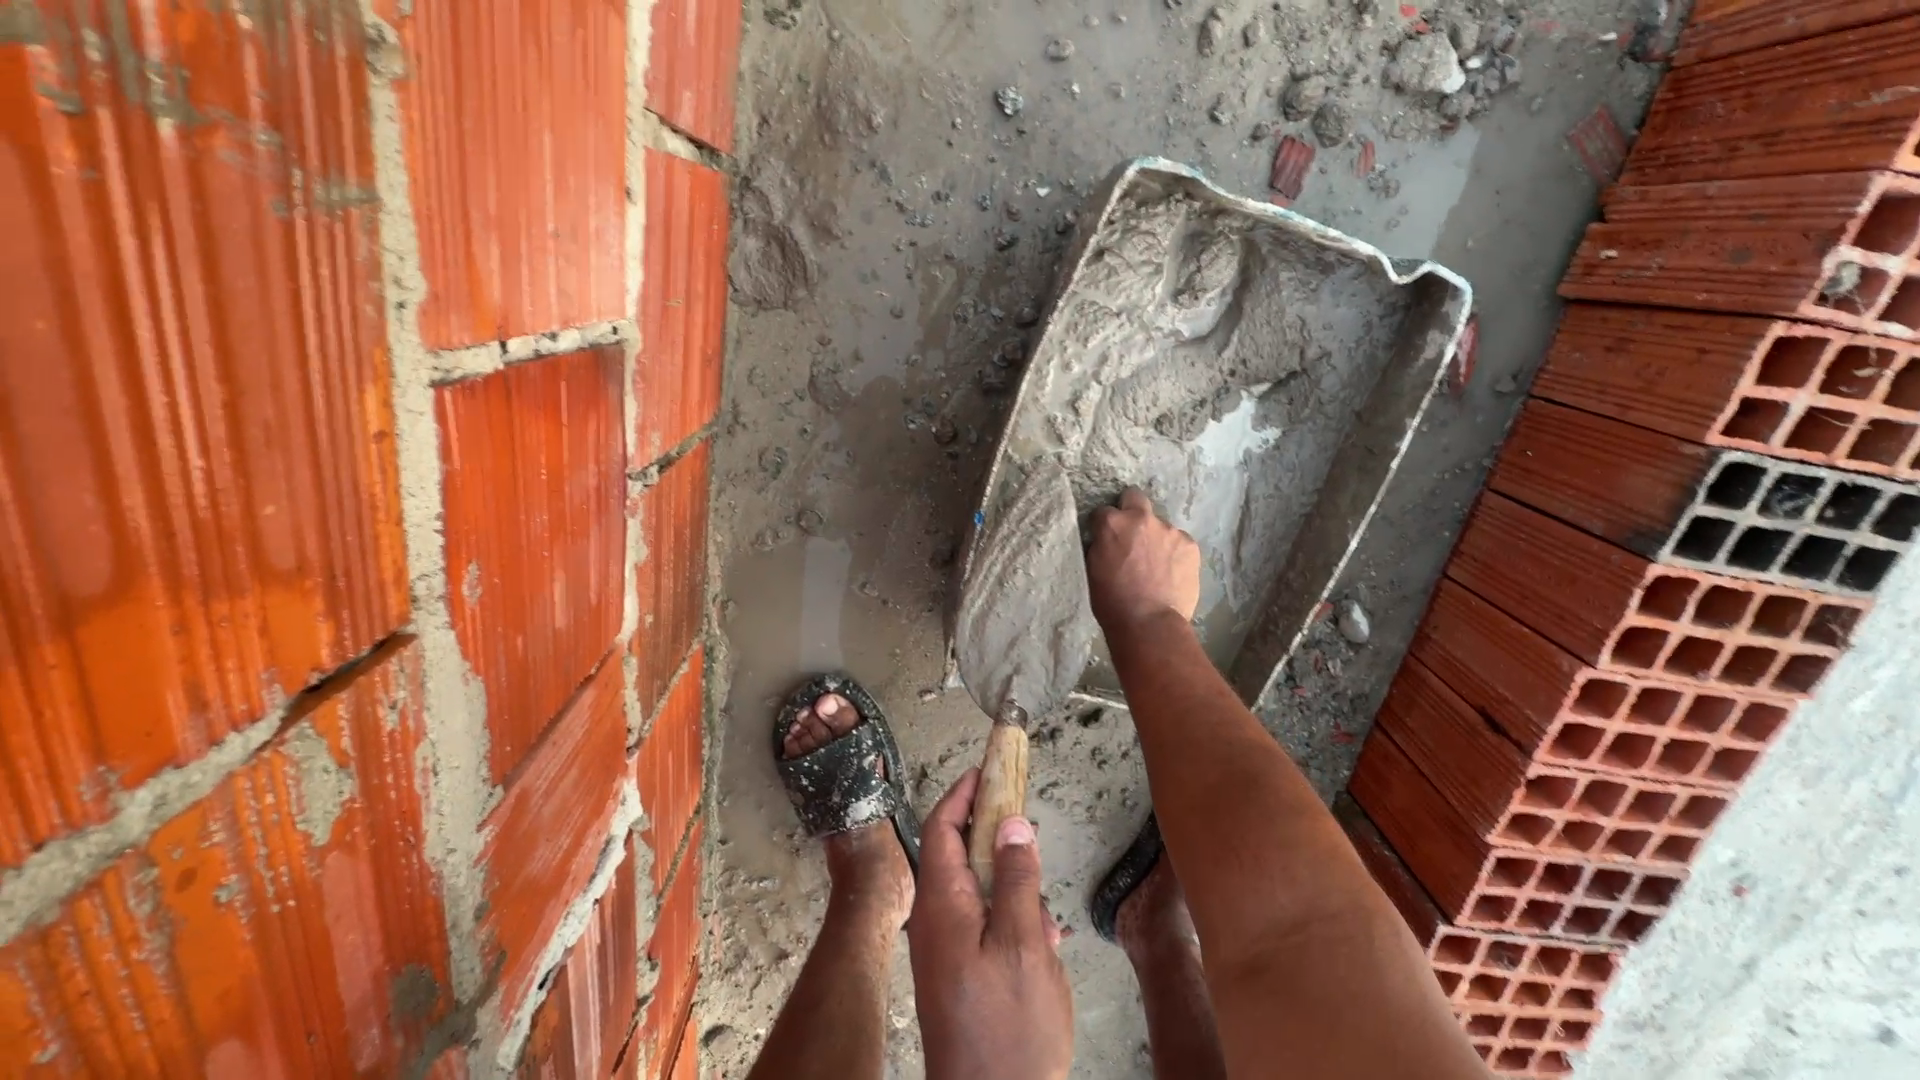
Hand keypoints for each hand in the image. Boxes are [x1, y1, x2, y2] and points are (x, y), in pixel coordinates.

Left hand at [908, 768, 1073, 1079]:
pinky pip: (981, 923)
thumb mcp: (1022, 945)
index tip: (987, 768)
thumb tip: (1011, 822)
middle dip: (989, 829)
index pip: (941, 828)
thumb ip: (1016, 879)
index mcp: (942, 904)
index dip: (962, 793)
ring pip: (973, 889)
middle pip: (955, 853)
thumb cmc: (1008, 1026)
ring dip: (1005, 876)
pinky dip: (1008, 914)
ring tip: (1039, 882)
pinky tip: (1042, 934)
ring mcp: (944, 948)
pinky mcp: (959, 972)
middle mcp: (935, 920)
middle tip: (1024, 814)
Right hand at [1086, 489, 1200, 630]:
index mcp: (1113, 524)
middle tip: (1132, 534)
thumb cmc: (1111, 601)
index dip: (1103, 526)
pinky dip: (1174, 553)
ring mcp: (1169, 530)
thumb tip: (1106, 539)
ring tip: (1156, 565)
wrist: (1149, 623)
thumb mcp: (1093, 569)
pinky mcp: (1190, 545)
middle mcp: (1142, 519)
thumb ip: (1101, 545)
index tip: (1106, 538)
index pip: (1103, 512)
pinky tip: (1171, 573)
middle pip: (1134, 497)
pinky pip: (1179, 543)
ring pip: (1160, 526)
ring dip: (1156, 538)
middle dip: (1131, 509)